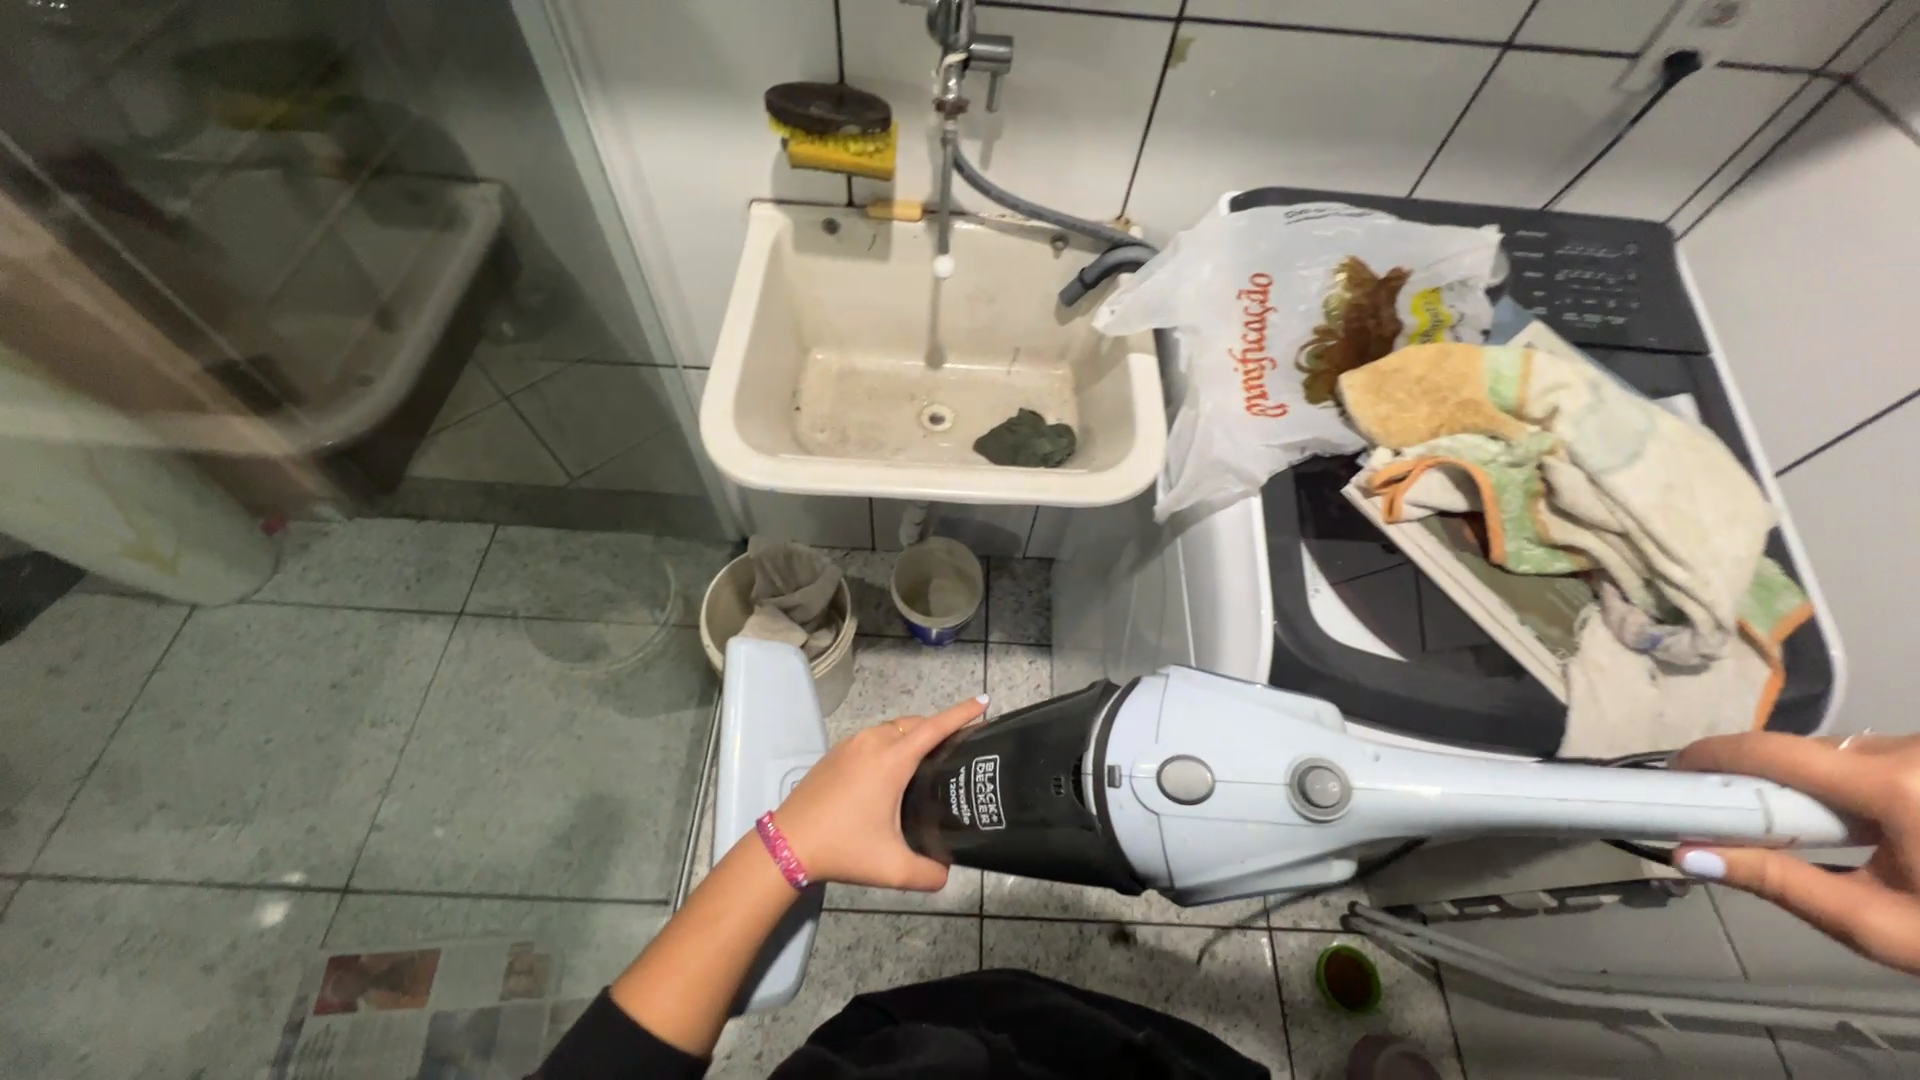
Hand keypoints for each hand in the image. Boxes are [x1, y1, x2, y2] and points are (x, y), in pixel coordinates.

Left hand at [771, 694, 988, 891]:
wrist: (787, 844)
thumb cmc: (843, 849)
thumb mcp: (893, 868)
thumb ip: (929, 872)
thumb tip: (947, 871)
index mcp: (891, 760)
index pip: (935, 727)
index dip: (962, 713)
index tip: (984, 702)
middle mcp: (873, 743)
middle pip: (915, 723)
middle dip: (940, 727)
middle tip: (960, 746)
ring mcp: (851, 745)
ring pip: (892, 728)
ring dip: (913, 736)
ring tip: (930, 759)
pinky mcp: (836, 753)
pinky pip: (873, 737)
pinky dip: (892, 743)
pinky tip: (893, 771)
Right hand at [1672, 731, 1919, 973]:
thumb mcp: (1884, 928)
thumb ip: (1782, 884)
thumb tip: (1688, 854)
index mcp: (1893, 787)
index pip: (1766, 751)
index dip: (1707, 758)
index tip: (1671, 779)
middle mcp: (1912, 750)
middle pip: (1801, 751)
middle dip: (1765, 784)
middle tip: (1753, 829)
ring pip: (1839, 753)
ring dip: (1811, 786)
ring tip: (1831, 840)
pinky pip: (1876, 759)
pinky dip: (1853, 787)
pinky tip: (1879, 831)